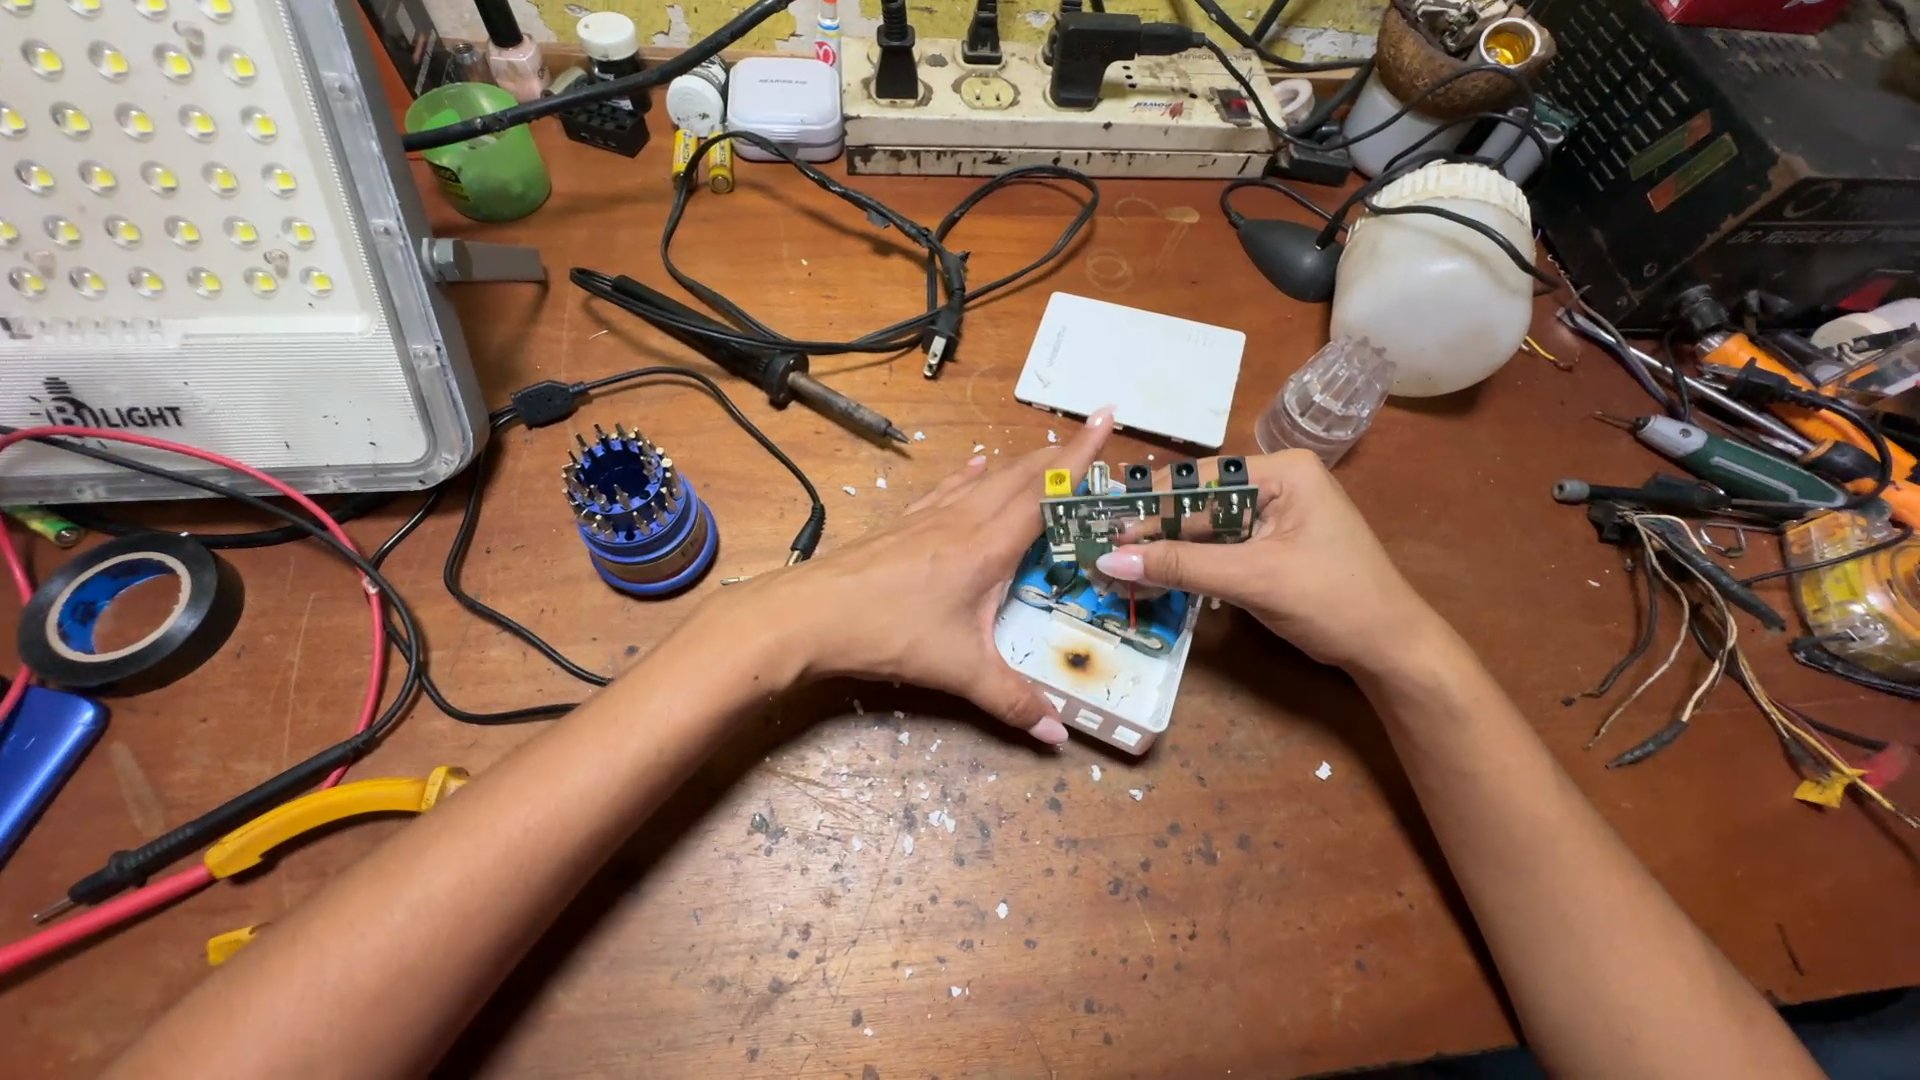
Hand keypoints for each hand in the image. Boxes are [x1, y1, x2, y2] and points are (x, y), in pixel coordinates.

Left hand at [724, 409, 1115, 744]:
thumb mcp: (959, 671)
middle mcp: (963, 520)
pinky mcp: (903, 524)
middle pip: (1020, 475)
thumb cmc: (888, 633)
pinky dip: (969, 476)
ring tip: (1045, 453)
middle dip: (1059, 453)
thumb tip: (1059, 735)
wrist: (810, 614)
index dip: (1080, 457)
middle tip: (1090, 438)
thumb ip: (1012, 701)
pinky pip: (947, 489)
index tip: (1105, 419)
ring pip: (986, 478)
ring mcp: (929, 517)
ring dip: (1020, 463)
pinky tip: (973, 467)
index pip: (1045, 492)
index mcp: (987, 546)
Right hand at [1093, 450, 1441, 676]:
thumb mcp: (1253, 579)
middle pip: (1199, 502)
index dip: (1151, 505)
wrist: (1389, 648)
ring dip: (1167, 550)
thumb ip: (1181, 566)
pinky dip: (1188, 565)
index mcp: (1283, 471)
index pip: (1200, 479)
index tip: (1107, 528)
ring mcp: (1273, 515)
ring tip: (1120, 566)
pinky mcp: (1269, 545)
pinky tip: (1154, 577)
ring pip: (1204, 527)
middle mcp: (1276, 483)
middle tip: (1106, 550)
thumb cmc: (1332, 599)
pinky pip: (1218, 548)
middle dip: (1155, 531)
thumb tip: (1109, 559)